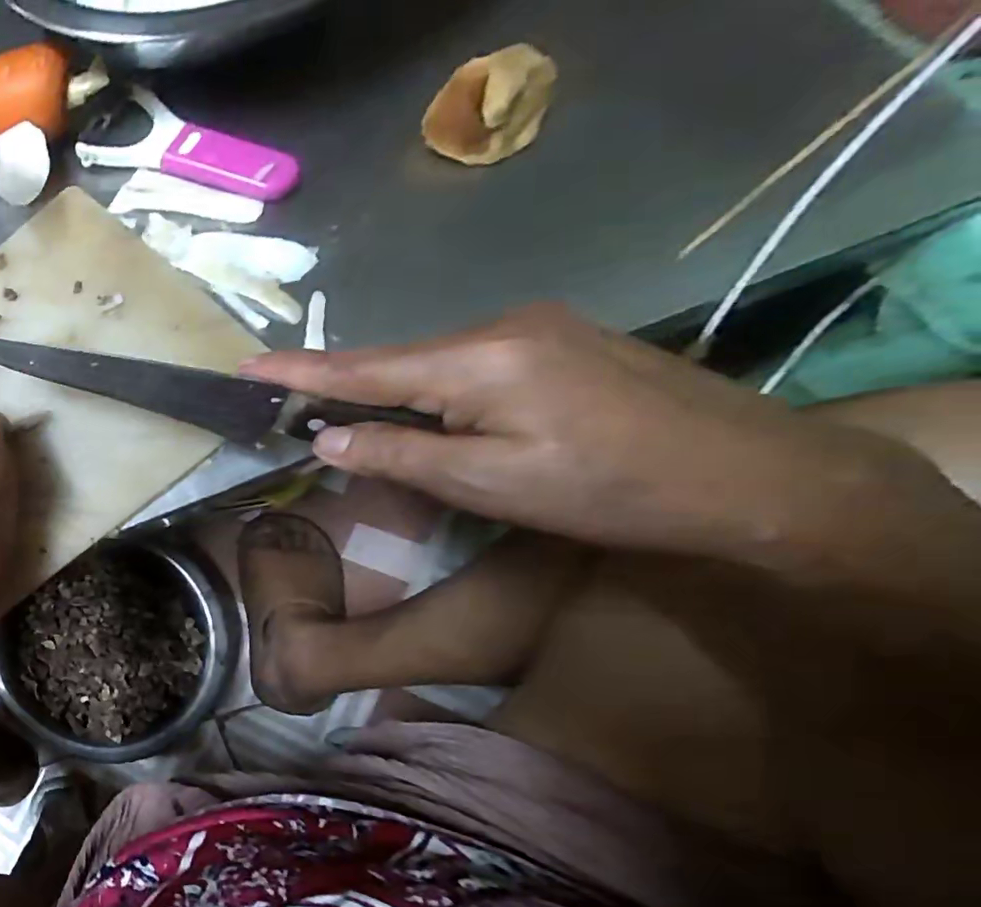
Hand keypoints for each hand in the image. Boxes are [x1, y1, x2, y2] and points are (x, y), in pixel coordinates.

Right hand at [242, 304, 938, 570]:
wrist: (750, 474)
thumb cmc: (608, 491)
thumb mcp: (488, 484)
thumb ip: (399, 455)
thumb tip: (325, 438)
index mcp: (478, 360)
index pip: (363, 366)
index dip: (299, 371)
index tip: (245, 366)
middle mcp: (499, 326)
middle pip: (394, 359)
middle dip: (340, 385)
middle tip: (289, 408)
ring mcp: (533, 326)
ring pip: (429, 361)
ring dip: (387, 391)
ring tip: (351, 422)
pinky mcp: (555, 340)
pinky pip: (464, 361)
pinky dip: (428, 389)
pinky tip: (425, 414)